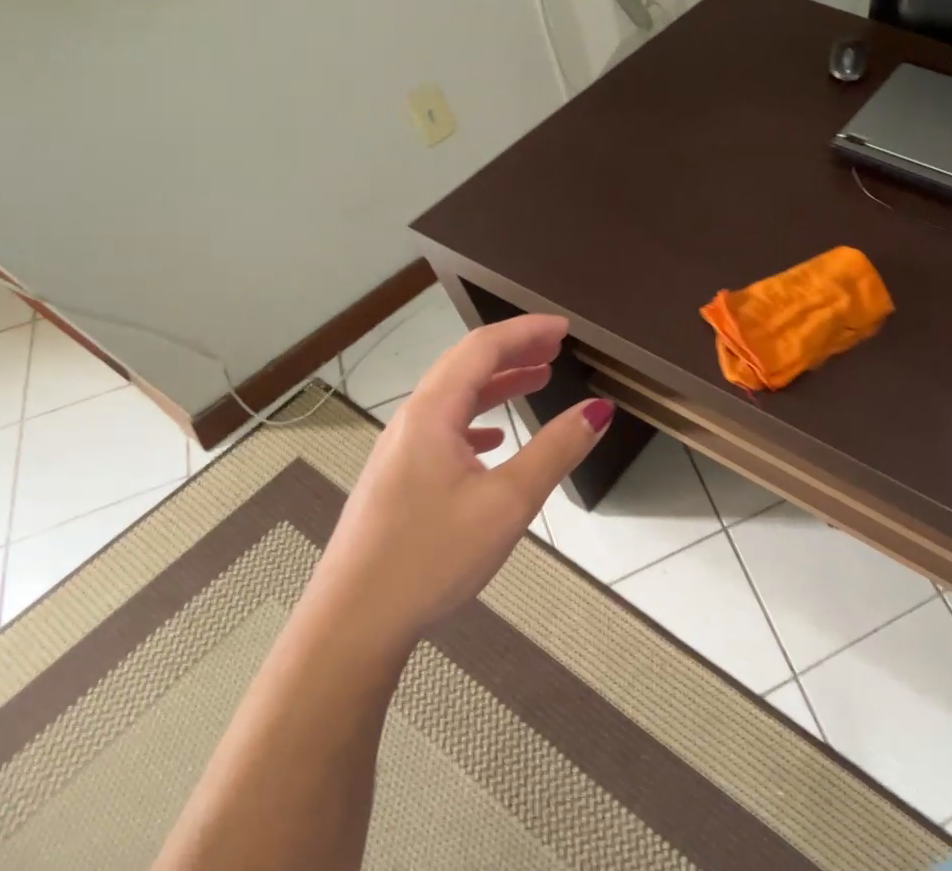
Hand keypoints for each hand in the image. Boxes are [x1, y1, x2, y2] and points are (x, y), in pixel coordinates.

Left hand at [305, 315, 612, 647]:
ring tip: (536, 381)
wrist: (354, 622)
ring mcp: (398, 455)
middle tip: (556, 348)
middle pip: (463, 368)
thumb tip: (598, 410)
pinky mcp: (396, 483)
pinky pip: (442, 432)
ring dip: (496, 385)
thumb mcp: (508, 502)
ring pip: (452, 401)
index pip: (480, 349)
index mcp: (431, 416)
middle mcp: (409, 424)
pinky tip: (492, 441)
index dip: (525, 332)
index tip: (564, 328)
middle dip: (512, 352)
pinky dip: (476, 421)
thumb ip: (556, 450)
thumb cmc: (431, 556)